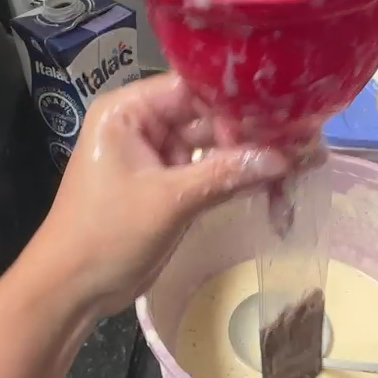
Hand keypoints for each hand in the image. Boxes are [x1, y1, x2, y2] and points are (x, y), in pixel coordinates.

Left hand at [22, 74, 289, 317]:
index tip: (284, 108)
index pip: (192, 88)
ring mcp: (157, 159)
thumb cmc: (108, 234)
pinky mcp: (169, 189)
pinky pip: (209, 174)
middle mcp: (143, 126)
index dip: (237, 98)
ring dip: (249, 155)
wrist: (73, 288)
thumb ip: (225, 175)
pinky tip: (276, 177)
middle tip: (304, 136)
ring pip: (212, 147)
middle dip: (251, 129)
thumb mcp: (169, 201)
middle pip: (206, 116)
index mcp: (128, 111)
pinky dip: (236, 178)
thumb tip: (286, 158)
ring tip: (301, 154)